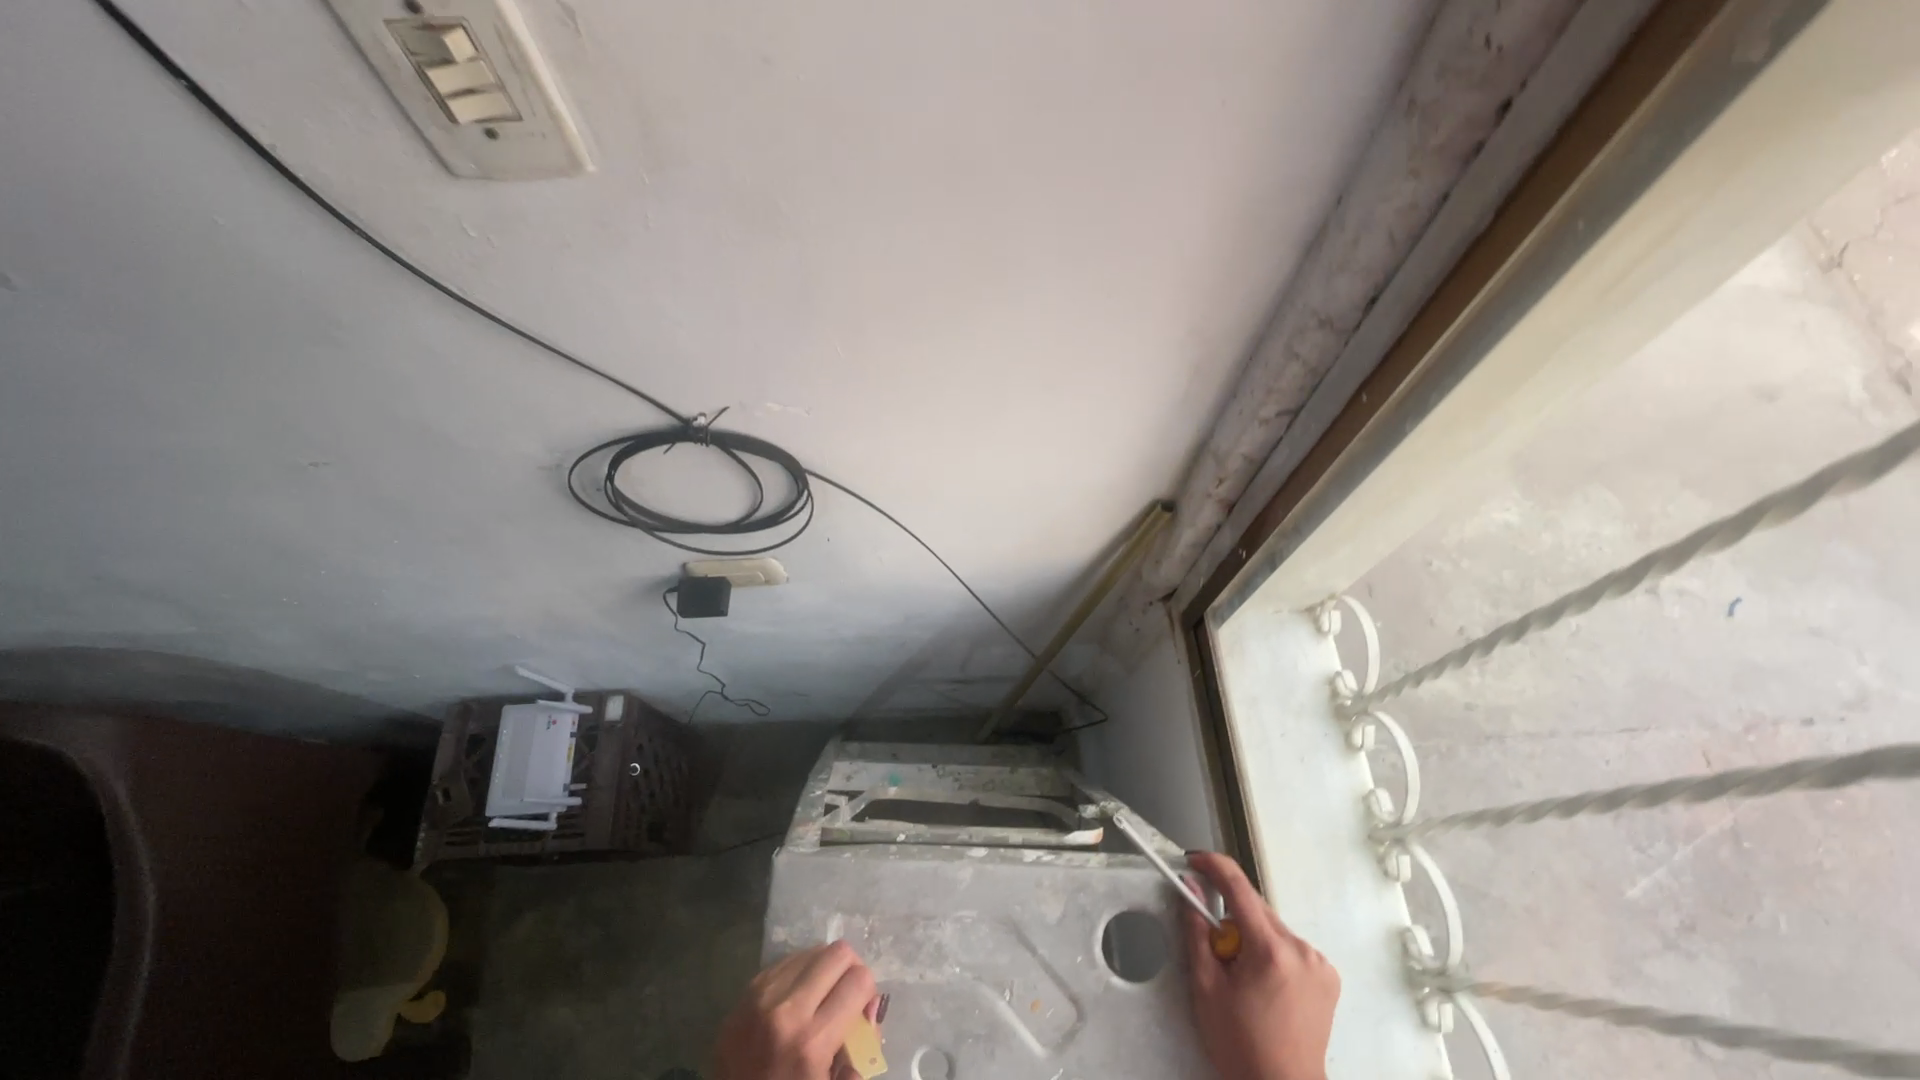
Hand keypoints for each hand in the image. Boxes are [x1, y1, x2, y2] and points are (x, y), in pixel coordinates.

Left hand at [714, 941, 879, 1079]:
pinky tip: (798, 998)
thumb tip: (870, 1011)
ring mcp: (763, 995)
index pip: (859, 980)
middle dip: (851, 971)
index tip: (863, 1012)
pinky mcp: (746, 991)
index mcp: (812, 1040)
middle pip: (839, 952)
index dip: (869, 993)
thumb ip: (860, 1050)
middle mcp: (787, 1009)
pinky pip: (787, 961)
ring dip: (825, 970)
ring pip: (813, 950)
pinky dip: (801, 973)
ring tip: (820, 997)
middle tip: (846, 997)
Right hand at [1183, 852, 1339, 1079]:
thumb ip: (1197, 932)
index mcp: (1271, 950)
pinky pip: (1290, 947)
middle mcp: (1302, 949)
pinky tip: (1265, 986)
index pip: (1239, 888)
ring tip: (1243, 979)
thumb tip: (1190, 888)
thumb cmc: (1239, 1044)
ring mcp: (1319, 962)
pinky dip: (1272, 954)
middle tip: (1217, 954)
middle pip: (1256, 910)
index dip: (1214, 866)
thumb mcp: (1205, 987)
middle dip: (1231, 920)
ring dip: (1252, 939)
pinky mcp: (1328, 975)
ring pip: (1272, 929)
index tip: (1194, 860)